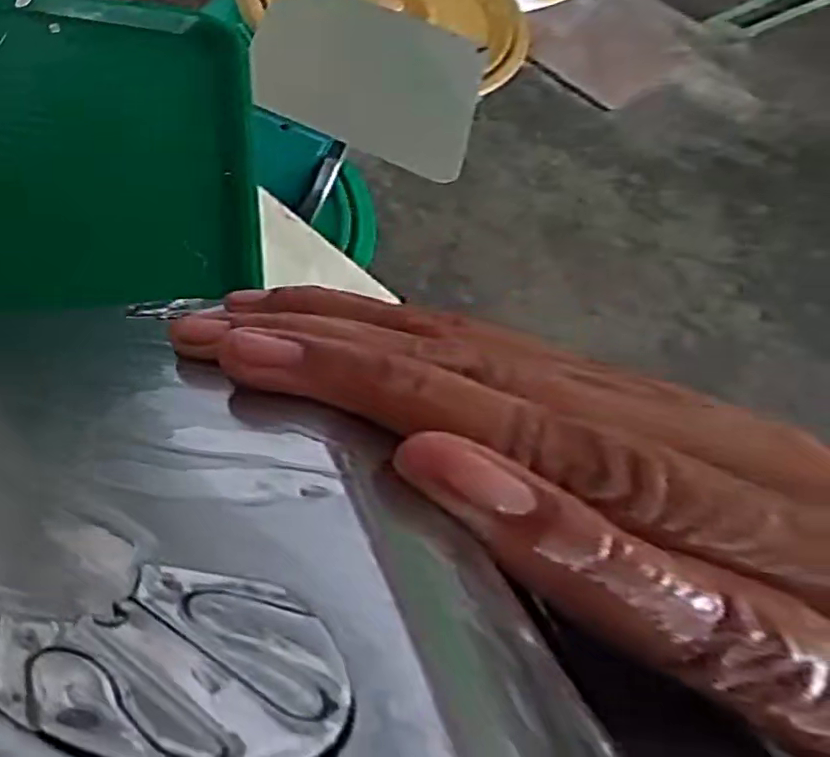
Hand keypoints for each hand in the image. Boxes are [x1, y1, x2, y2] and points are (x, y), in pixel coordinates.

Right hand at [170, 287, 829, 754]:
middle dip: (301, 330)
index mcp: (651, 474)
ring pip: (449, 332)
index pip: (448, 396)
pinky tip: (342, 324)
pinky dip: (389, 324)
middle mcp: (622, 412)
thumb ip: (610, 568)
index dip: (329, 367)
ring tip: (243, 308)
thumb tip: (440, 464)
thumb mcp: (775, 665)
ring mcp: (622, 396)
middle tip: (201, 325)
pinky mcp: (623, 398)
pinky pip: (482, 342)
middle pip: (430, 349)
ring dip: (330, 315)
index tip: (236, 351)